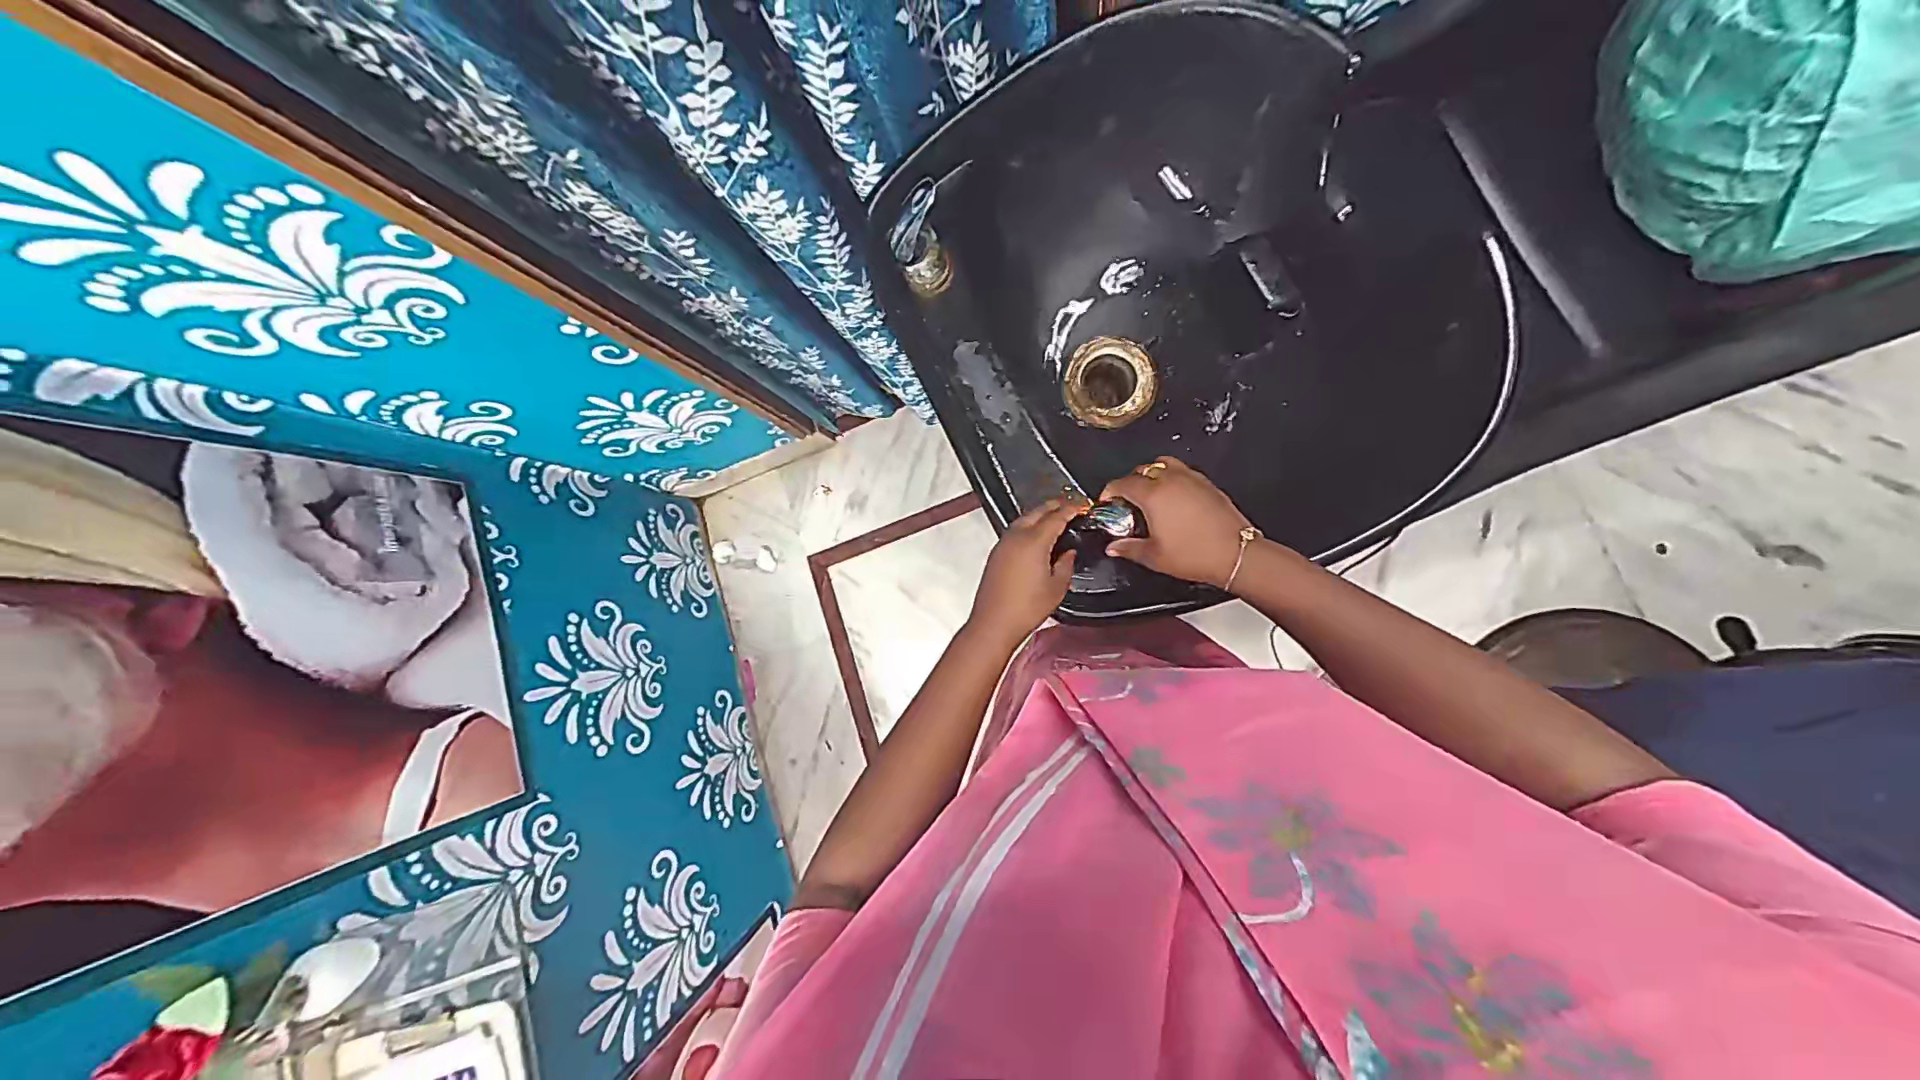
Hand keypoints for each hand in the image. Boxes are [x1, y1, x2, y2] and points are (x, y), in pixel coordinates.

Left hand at [967, 496, 1084, 645]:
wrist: (994, 623)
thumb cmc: (1026, 609)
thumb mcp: (1056, 587)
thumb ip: (1066, 565)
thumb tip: (1068, 553)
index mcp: (1034, 541)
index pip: (1056, 516)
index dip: (1071, 509)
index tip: (1082, 506)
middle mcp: (1016, 537)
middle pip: (1037, 511)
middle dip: (1054, 506)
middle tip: (1069, 506)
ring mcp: (1003, 544)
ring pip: (1024, 519)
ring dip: (1039, 515)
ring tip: (1054, 518)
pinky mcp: (996, 554)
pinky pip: (1014, 531)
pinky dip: (1028, 527)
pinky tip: (1036, 537)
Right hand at [1101, 457, 1253, 587]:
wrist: (1235, 554)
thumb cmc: (1197, 554)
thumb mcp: (1154, 556)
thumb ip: (1129, 548)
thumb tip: (1115, 547)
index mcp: (1153, 495)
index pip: (1122, 483)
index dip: (1110, 491)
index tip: (1107, 500)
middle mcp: (1171, 481)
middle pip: (1142, 470)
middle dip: (1129, 482)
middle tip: (1127, 500)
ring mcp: (1191, 479)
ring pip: (1164, 464)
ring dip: (1152, 474)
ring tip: (1150, 493)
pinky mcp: (1207, 484)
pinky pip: (1183, 471)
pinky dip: (1173, 478)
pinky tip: (1173, 497)